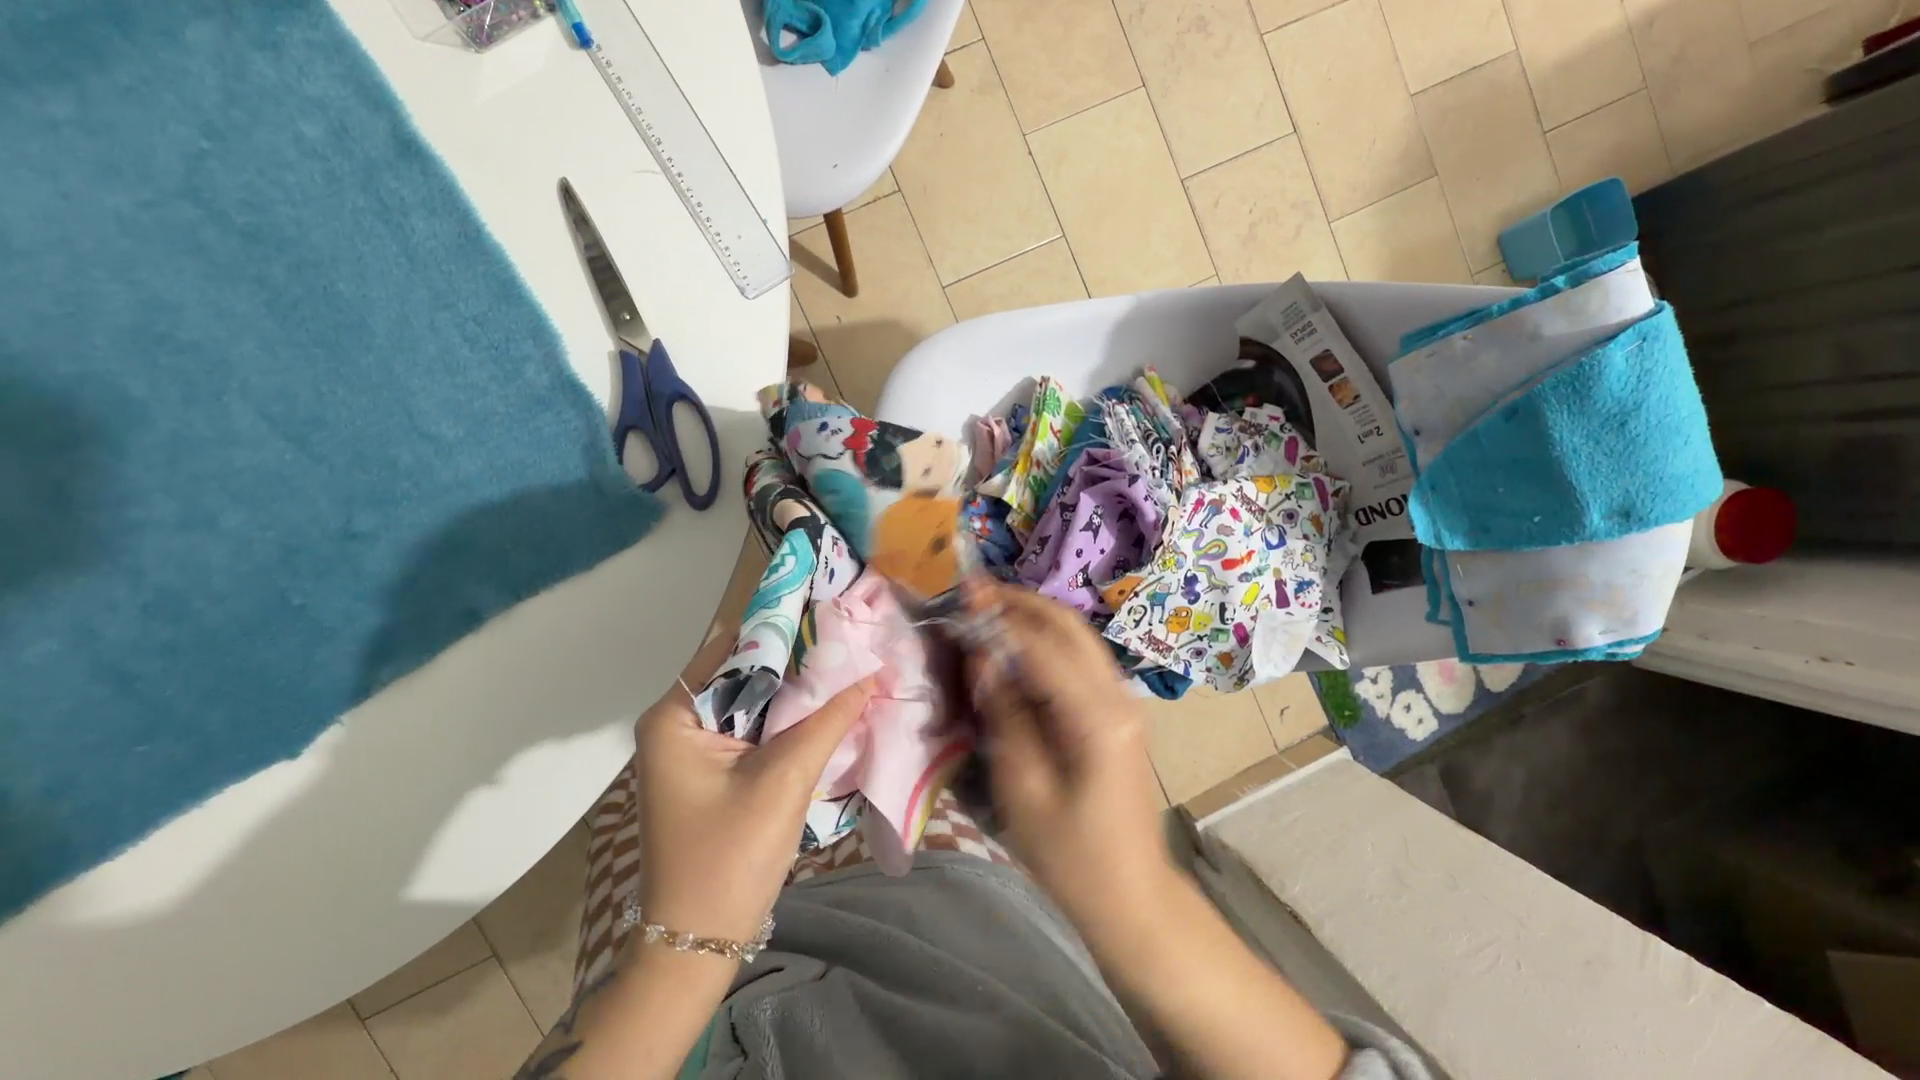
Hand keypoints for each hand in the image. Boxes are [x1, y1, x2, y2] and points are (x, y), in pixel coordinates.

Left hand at [633, 633, 873, 944]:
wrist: (698, 943)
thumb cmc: (729, 856)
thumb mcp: (783, 781)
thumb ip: (828, 722)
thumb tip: (873, 674)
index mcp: (674, 716)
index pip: (733, 650)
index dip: (784, 630)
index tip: (834, 613)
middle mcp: (676, 725)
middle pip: (743, 676)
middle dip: (797, 663)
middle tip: (854, 641)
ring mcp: (693, 753)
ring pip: (753, 706)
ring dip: (796, 695)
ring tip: (851, 668)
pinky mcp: (712, 776)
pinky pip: (753, 734)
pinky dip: (788, 725)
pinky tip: (829, 714)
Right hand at [970, 585, 1177, 933]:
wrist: (1131, 895)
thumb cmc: (1070, 854)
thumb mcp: (1023, 788)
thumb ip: (1004, 714)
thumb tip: (982, 657)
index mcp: (1095, 715)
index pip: (1041, 645)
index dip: (999, 616)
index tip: (962, 594)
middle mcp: (1117, 696)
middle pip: (1069, 628)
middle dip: (1021, 604)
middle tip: (975, 593)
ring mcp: (1124, 704)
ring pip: (1078, 640)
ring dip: (1036, 620)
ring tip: (989, 613)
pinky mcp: (1118, 716)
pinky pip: (1081, 664)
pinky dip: (1048, 646)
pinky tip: (1015, 652)